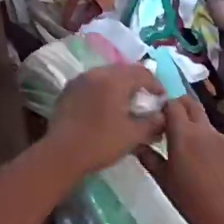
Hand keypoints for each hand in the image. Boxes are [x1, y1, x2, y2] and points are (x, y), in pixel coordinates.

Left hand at [45, 65, 165, 173]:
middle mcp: (96, 73)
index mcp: (115, 80)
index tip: (161, 98)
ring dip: (119, 84)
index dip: (156, 84)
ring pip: (106, 74)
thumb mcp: (133, 135)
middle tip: (146, 97)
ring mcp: (79, 80)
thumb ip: (152, 123)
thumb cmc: (101, 143)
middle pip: (123, 70)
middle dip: (137, 81)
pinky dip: (102, 89)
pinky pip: (91, 83)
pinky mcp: (67, 90)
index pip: (142, 73)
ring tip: (125, 101)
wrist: (61, 154)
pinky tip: (104, 106)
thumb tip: (162, 116)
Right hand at [149, 94, 223, 223]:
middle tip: (167, 122)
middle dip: (178, 106)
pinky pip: (215, 137)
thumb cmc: (193, 202)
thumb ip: (149, 159)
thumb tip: (136, 144)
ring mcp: (222, 138)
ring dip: (192, 125)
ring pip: (204, 121)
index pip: (172, 104)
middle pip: (191, 103)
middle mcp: (204, 129)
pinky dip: (205, 141)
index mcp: (184, 134)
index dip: (162, 106)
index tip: (153, 117)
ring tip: (184, 148)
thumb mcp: (165, 181)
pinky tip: (204, 164)